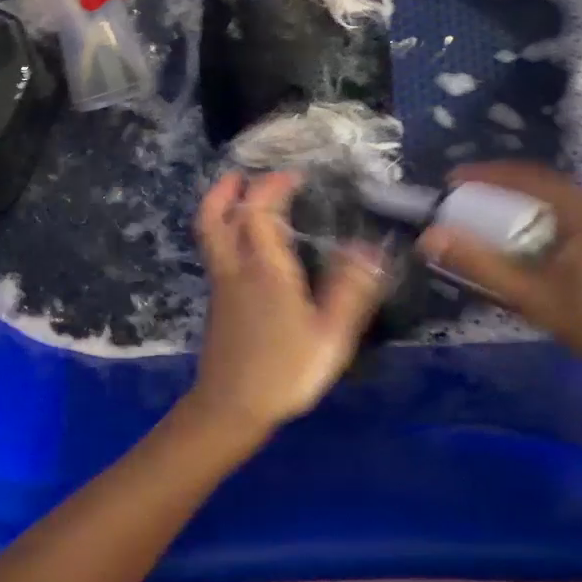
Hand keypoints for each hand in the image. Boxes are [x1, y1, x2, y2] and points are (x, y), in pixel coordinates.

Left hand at [189, 171, 387, 430]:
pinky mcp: (217, 301)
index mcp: (264, 269)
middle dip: (227, 190)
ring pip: (210, 233)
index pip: (258, 212)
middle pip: (216, 216)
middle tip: (245, 175)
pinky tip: (245, 244)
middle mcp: (236, 268)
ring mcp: (221, 284)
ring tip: (238, 196)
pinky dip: (224, 232)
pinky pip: (215, 251)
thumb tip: (371, 247)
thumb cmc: (285, 370)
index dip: (271, 187)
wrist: (231, 406)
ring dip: (220, 208)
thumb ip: (351, 290)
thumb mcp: (330, 335)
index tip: (293, 176)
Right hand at [415, 161, 581, 399]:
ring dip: (543, 221)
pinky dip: (570, 230)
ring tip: (516, 248)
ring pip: (576, 207)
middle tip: (481, 223)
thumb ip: (480, 264)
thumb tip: (430, 237)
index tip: (453, 181)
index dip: (486, 175)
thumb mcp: (537, 299)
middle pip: (553, 192)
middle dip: (513, 205)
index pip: (529, 177)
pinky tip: (558, 258)